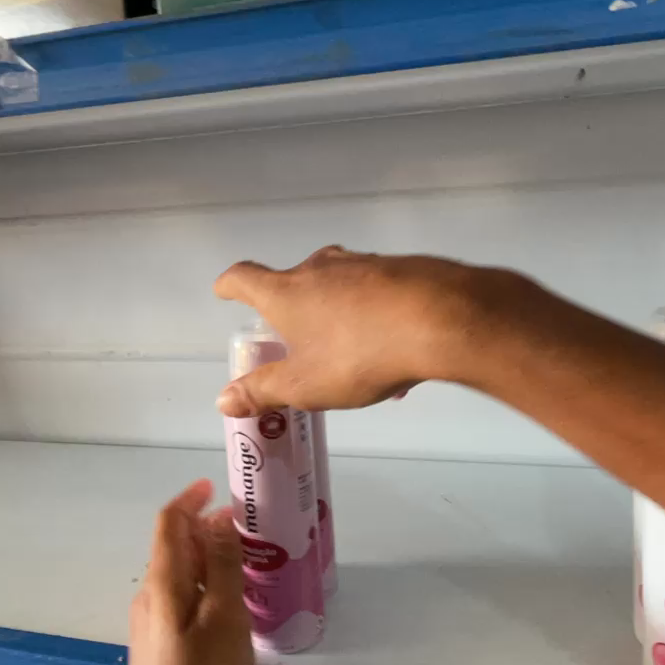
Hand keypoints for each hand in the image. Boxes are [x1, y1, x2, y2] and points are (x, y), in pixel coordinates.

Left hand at [121, 480, 254, 664]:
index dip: (190, 499)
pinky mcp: (158, 651)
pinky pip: (180, 600)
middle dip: (205, 529)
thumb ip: (223, 565)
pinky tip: (229, 607)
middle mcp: (149, 599)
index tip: (215, 485)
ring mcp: (150, 627)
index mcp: (162, 584)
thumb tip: (219, 516)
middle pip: (173, 548)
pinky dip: (204, 587)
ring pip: (178, 576)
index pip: (168, 524)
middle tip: (246, 528)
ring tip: (245, 565)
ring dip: (207, 560)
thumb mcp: (225, 619)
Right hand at [212, 246, 531, 416]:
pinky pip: (378, 293)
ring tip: (352, 355)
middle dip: (291, 306)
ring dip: (337, 314)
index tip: (224, 291)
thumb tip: (223, 400)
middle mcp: (321, 269)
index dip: (230, 285)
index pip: (244, 278)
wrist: (441, 319)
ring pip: (340, 287)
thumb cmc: (358, 354)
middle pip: (295, 280)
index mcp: (287, 292)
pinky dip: (374, 317)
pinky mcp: (403, 268)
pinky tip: (396, 350)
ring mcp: (364, 264)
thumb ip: (264, 391)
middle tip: (297, 337)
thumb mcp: (306, 385)